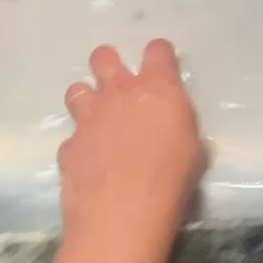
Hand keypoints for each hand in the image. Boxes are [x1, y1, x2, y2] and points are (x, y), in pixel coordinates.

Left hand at [59, 40, 204, 248]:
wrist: (124, 212)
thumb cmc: (172, 177)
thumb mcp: (194, 148)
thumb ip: (180, 128)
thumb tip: (175, 131)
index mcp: (157, 87)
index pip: (157, 50)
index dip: (159, 54)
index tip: (162, 67)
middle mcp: (119, 93)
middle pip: (103, 57)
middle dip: (107, 63)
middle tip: (116, 84)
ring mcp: (88, 119)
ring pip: (76, 90)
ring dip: (85, 100)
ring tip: (95, 119)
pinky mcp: (68, 148)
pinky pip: (70, 140)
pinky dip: (78, 147)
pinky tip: (88, 163)